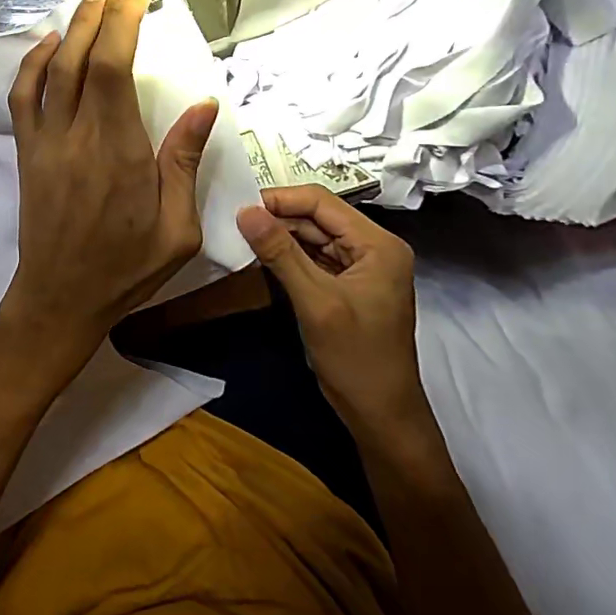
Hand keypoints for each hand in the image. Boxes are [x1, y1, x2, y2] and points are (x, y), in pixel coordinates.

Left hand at [0, 0, 219, 388]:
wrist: (59, 297)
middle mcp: (75, 137)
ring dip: (69, 27)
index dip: (123, 23)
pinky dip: (32, 63)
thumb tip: (203, 104)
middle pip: (80, 56)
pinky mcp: (26, 153)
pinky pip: (22, 96)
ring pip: (50, 69)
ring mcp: (43, 142)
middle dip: (99, 11)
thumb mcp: (176, 228)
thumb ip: (184, 162)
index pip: (113, 68)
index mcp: (117, 151)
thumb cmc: (125, 267)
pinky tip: (49, 43)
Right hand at [237, 186, 421, 426]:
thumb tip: (245, 211)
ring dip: (281, 237)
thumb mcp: (315, 302)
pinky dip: (290, 257)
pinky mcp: (348, 285)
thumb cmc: (356, 359)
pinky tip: (262, 256)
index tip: (240, 204)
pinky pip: (314, 259)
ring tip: (242, 235)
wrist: (381, 416)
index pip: (323, 203)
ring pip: (314, 237)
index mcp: (378, 244)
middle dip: (278, 218)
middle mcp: (373, 247)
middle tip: (234, 221)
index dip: (281, 199)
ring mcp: (361, 267)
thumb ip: (280, 253)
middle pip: (318, 218)